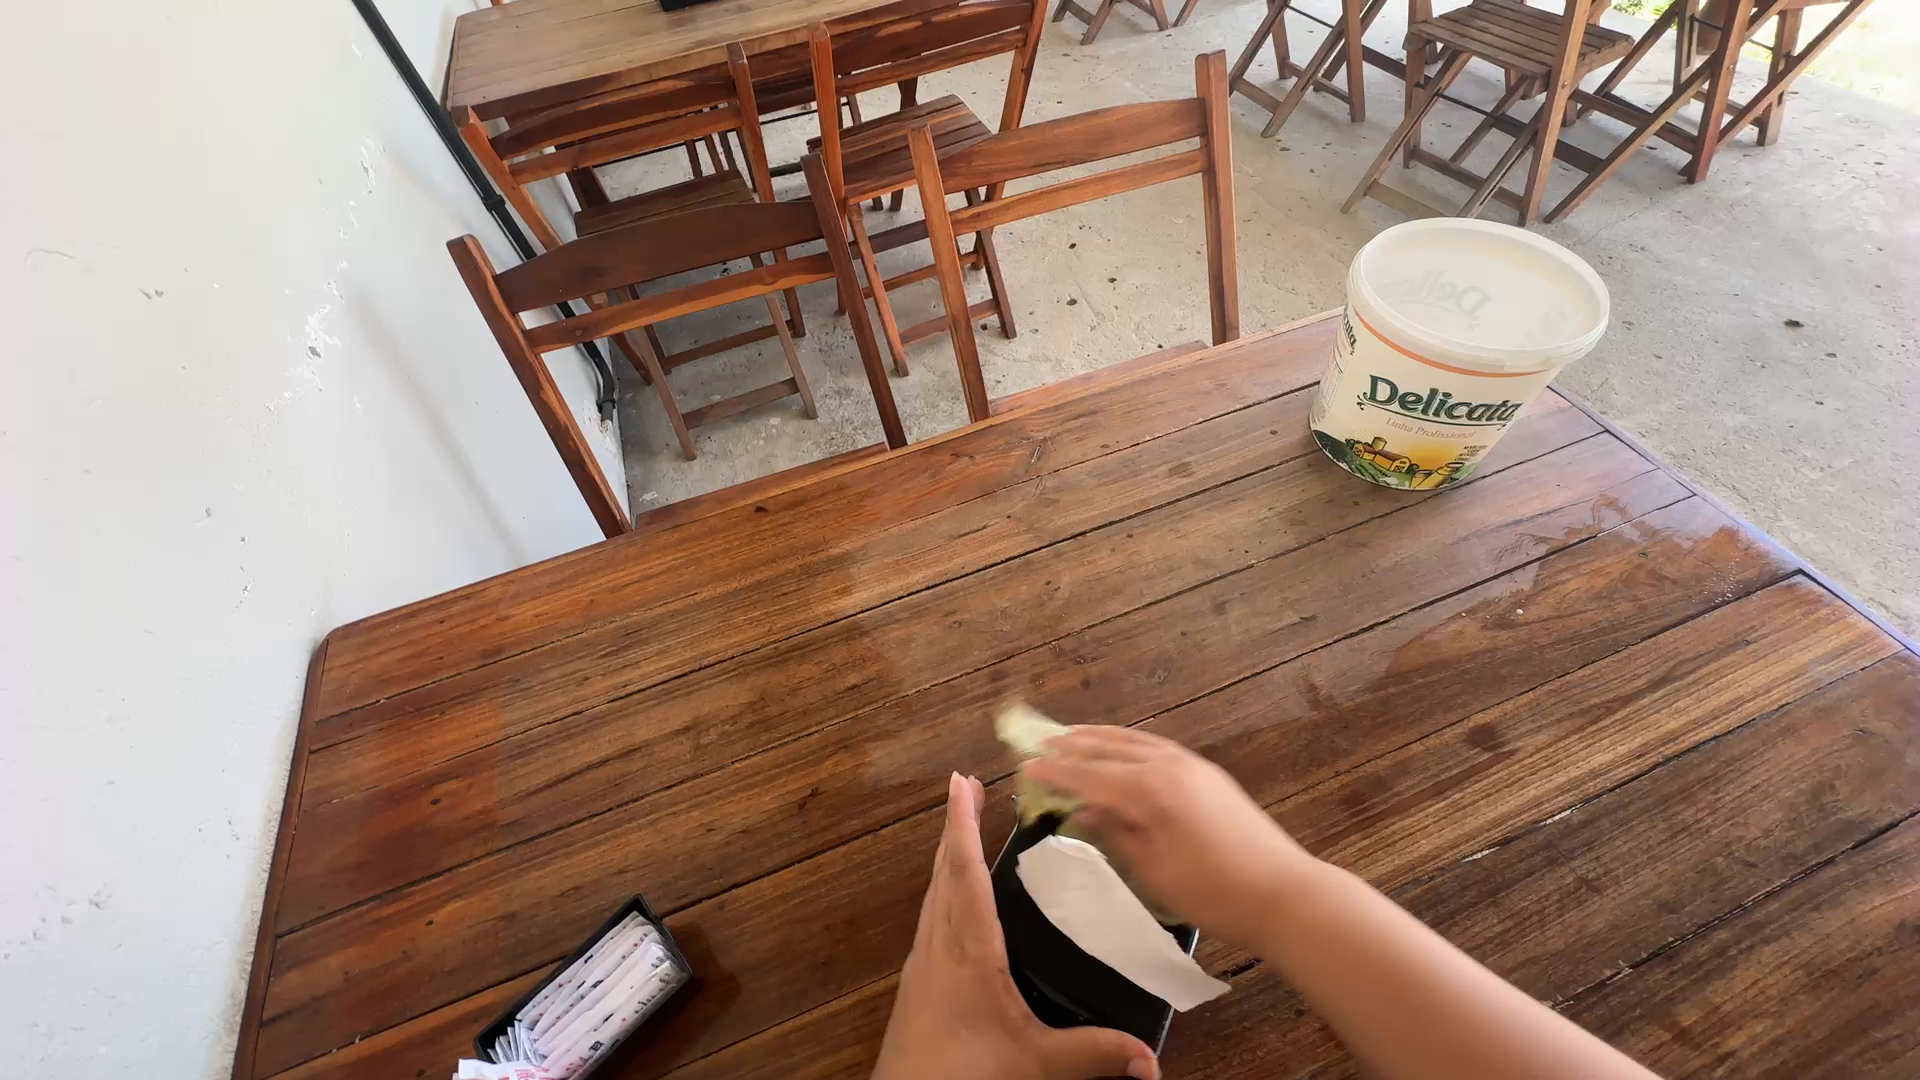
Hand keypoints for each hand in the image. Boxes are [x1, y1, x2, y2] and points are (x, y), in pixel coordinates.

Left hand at [871, 773, 1160, 1079]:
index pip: (965, 872)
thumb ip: (1091, 1054)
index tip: (960, 783)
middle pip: (945, 868)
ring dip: (946, 849)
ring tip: (959, 822)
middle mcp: (940, 941)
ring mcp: (923, 957)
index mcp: (968, 948)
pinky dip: (942, 881)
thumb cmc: (963, 1075)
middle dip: (955, 823)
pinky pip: (931, 910)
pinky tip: (951, 889)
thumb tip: (1151, 1058)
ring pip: (933, 887)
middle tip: (965, 784)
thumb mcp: (1033, 1064)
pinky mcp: (918, 975)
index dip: (963, 824)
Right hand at [1023, 726, 1313, 951]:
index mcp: (1148, 790)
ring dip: (1099, 737)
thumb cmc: (1212, 892)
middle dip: (1072, 746)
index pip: (1089, 776)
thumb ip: (1113, 833)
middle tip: (1041, 744)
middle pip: (1108, 748)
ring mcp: (1188, 764)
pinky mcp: (1204, 771)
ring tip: (1071, 735)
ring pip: (1132, 740)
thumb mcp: (1151, 871)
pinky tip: (1119, 747)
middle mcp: (1166, 765)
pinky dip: (1127, 742)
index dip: (1055, 772)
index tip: (1026, 767)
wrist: (1283, 893)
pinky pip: (1153, 745)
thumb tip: (1083, 812)